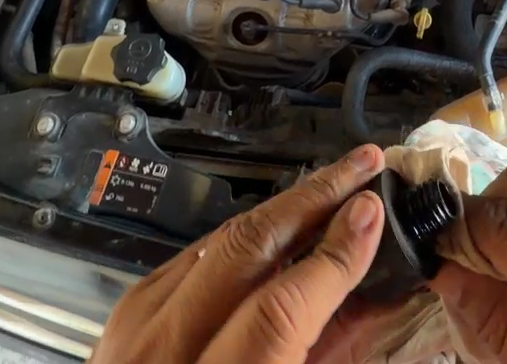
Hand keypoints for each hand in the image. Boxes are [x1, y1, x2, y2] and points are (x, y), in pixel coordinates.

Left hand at [91, 144, 392, 363]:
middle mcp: (161, 356)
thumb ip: (329, 353)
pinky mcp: (129, 311)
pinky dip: (248, 234)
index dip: (332, 256)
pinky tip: (285, 219)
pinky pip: (199, 252)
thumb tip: (377, 288)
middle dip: (313, 196)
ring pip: (222, 238)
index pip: (277, 311)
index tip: (372, 209)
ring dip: (286, 206)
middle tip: (365, 162)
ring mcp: (133, 330)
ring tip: (337, 179)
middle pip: (244, 248)